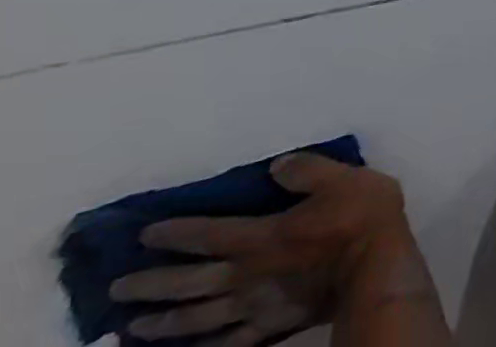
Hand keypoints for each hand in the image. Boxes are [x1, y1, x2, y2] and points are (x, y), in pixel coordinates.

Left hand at [111, 154, 441, 344]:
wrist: (380, 266)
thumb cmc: (359, 216)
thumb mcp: (337, 176)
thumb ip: (304, 169)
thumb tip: (275, 166)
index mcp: (262, 236)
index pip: (208, 234)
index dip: (175, 233)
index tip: (144, 233)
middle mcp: (249, 275)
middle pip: (191, 283)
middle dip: (151, 284)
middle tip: (115, 290)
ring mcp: (258, 307)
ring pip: (200, 319)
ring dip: (163, 322)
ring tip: (132, 326)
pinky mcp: (274, 327)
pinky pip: (230, 344)